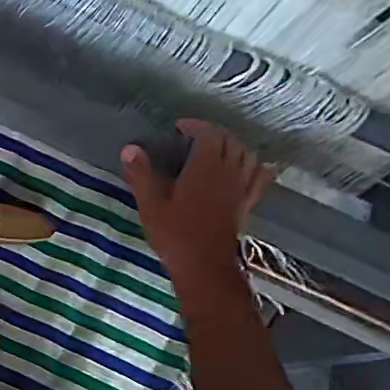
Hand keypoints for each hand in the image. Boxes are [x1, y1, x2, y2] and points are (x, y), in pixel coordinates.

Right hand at [121, 120, 273, 313]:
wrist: (204, 264)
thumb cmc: (174, 234)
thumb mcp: (151, 205)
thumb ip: (142, 175)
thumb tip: (129, 149)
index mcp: (204, 168)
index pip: (208, 134)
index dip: (196, 125)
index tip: (180, 127)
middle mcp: (227, 172)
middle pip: (230, 140)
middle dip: (214, 132)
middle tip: (195, 136)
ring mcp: (240, 188)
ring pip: (246, 154)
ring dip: (234, 145)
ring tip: (218, 148)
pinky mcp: (246, 203)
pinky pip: (259, 177)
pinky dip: (256, 166)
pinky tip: (252, 167)